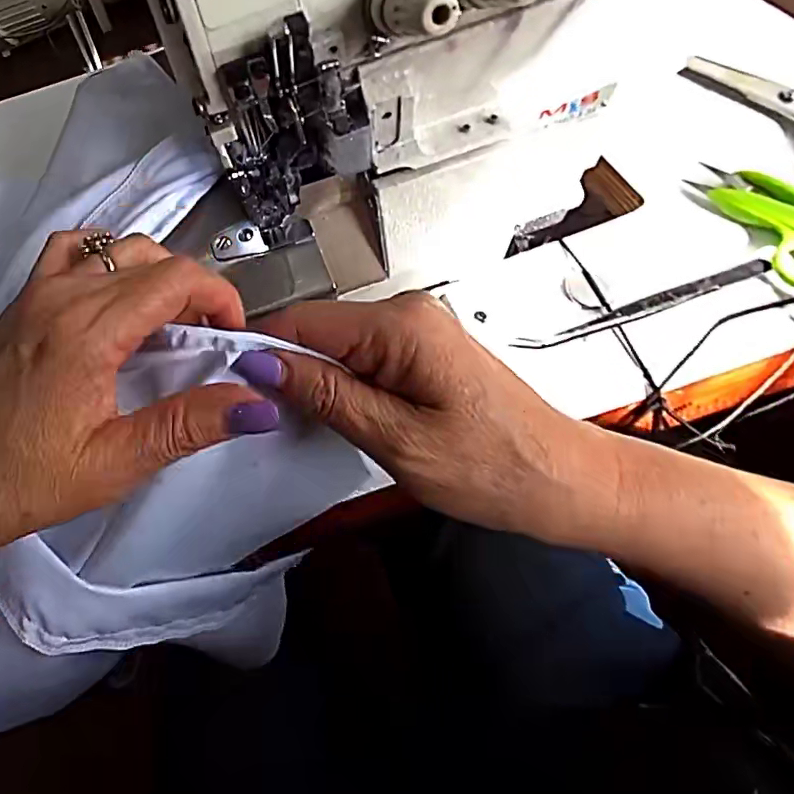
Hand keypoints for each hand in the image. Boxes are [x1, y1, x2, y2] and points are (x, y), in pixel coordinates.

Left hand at [0, 231, 277, 591]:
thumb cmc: (17, 482)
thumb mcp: (116, 463)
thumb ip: (190, 425)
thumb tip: (255, 405)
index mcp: (87, 332)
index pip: (177, 278)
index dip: (220, 297)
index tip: (232, 333)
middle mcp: (61, 298)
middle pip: (155, 257)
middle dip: (197, 289)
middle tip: (207, 337)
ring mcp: (36, 294)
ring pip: (118, 246)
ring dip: (157, 272)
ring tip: (167, 320)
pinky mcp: (21, 303)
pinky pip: (73, 250)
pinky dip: (107, 258)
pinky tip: (114, 295)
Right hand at [249, 294, 616, 545]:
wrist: (561, 480)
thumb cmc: (498, 467)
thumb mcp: (398, 439)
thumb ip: (328, 395)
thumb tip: (267, 364)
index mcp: (403, 325)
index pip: (305, 319)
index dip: (262, 351)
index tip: (232, 385)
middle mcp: (410, 314)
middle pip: (320, 329)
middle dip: (288, 370)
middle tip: (268, 419)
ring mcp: (418, 331)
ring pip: (339, 346)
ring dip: (316, 382)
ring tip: (307, 425)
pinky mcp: (423, 351)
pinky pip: (364, 358)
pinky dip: (344, 385)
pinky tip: (340, 416)